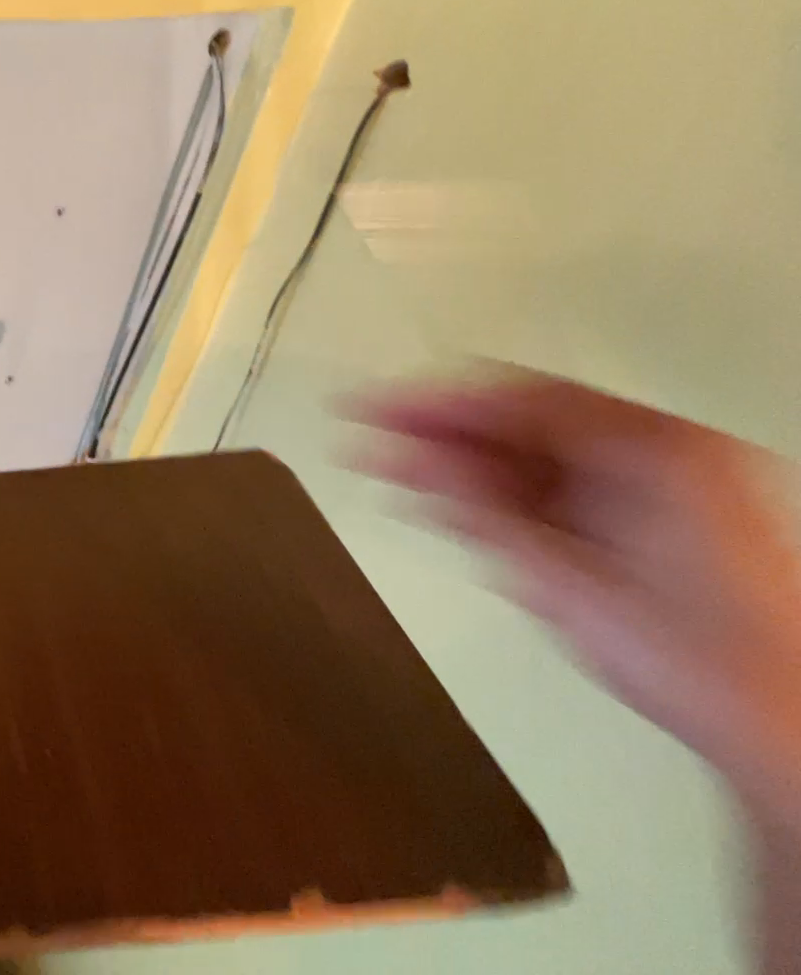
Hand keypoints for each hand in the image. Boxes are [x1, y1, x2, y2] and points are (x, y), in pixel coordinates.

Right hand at [347, 370, 800, 832]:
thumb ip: (485, 508)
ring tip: (380, 460)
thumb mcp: (565, 573)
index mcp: (661, 454)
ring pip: (522, 460)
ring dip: (446, 462)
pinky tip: (430, 497)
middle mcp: (656, 462)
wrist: (773, 723)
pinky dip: (480, 494)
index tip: (377, 404)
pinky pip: (538, 494)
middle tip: (365, 422)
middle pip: (520, 425)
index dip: (441, 401)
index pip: (526, 403)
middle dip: (433, 428)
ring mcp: (643, 495)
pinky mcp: (626, 526)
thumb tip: (413, 457)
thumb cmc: (705, 655)